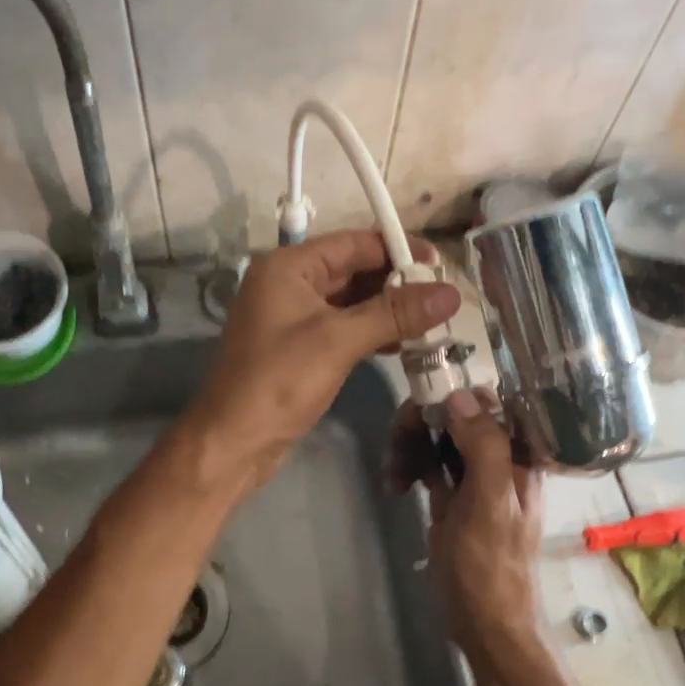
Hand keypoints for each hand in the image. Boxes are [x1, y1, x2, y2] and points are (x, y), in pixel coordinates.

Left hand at [189, 230, 460, 482]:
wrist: (233, 442)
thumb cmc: (279, 382)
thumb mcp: (339, 341)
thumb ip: (395, 313)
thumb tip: (451, 293)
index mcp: (287, 267)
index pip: (353, 243)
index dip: (398, 249)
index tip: (441, 264)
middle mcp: (287, 285)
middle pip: (353, 270)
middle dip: (398, 283)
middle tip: (445, 297)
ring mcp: (291, 319)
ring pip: (351, 302)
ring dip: (389, 311)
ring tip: (434, 321)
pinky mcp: (298, 349)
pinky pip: (343, 329)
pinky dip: (372, 333)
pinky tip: (405, 345)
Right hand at [387, 390, 543, 652]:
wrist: (485, 623)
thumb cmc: (491, 566)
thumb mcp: (490, 504)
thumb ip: (483, 447)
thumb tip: (459, 394)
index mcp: (519, 455)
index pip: (488, 401)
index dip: (453, 393)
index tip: (419, 400)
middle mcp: (498, 459)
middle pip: (457, 414)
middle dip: (421, 423)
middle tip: (394, 445)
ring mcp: (472, 478)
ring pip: (438, 438)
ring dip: (410, 446)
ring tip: (392, 477)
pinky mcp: (450, 498)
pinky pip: (427, 464)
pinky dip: (408, 467)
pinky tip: (395, 485)